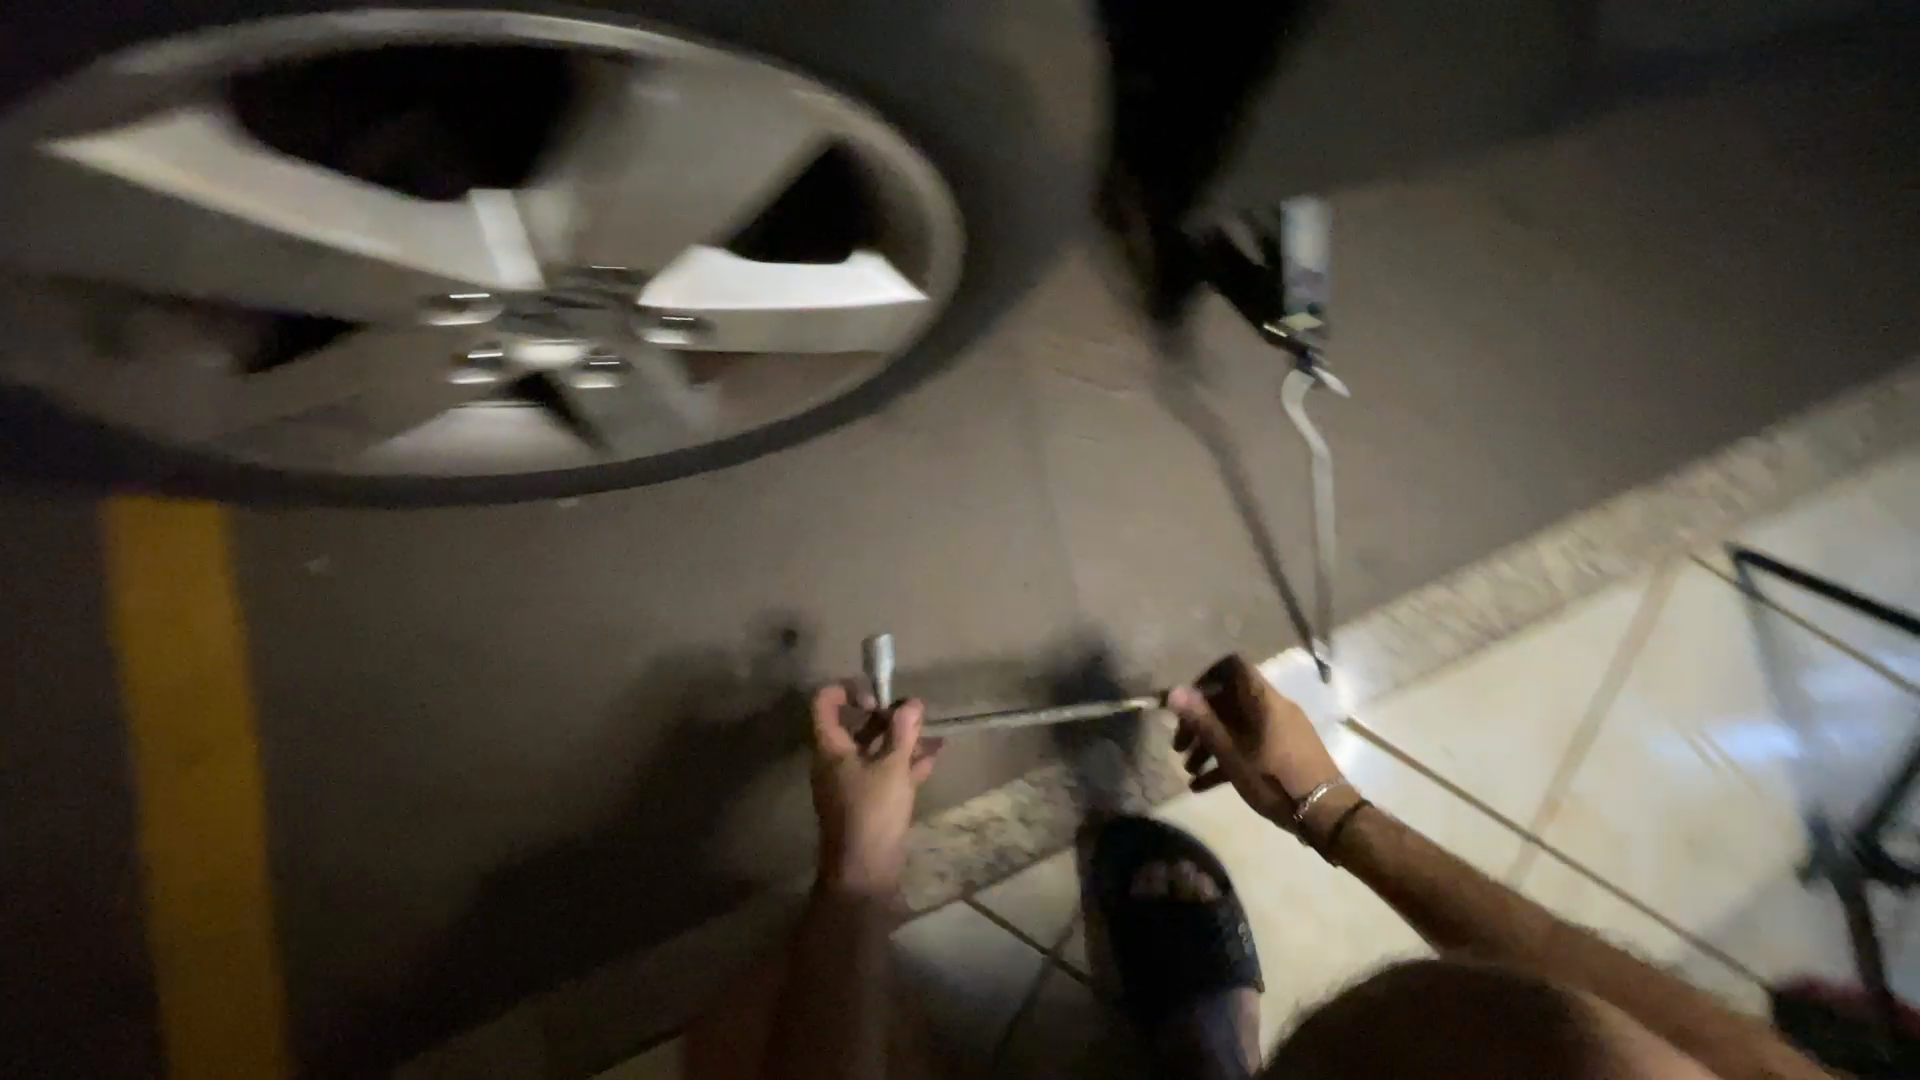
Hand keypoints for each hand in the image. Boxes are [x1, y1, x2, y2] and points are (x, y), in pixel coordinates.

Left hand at [809, 684, 942, 895]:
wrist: (865, 873)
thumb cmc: (872, 812)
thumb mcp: (892, 767)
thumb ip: (903, 732)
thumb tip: (912, 703)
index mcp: (830, 748)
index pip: (825, 703)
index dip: (848, 690)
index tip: (878, 696)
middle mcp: (835, 761)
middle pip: (855, 725)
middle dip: (886, 715)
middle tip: (913, 713)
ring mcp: (851, 782)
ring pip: (874, 749)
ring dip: (900, 738)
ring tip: (930, 731)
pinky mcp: (868, 801)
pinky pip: (885, 772)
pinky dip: (906, 762)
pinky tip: (934, 755)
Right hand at [1168, 654, 1347, 834]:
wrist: (1328, 816)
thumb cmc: (1276, 780)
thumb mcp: (1233, 755)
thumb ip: (1203, 722)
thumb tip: (1174, 691)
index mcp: (1264, 700)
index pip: (1232, 667)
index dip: (1206, 678)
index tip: (1186, 703)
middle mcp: (1273, 708)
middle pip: (1229, 702)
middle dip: (1200, 722)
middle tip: (1179, 747)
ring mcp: (1281, 731)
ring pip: (1238, 727)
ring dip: (1210, 745)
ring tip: (1189, 770)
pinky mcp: (1285, 753)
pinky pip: (1250, 746)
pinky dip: (1227, 760)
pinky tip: (1202, 786)